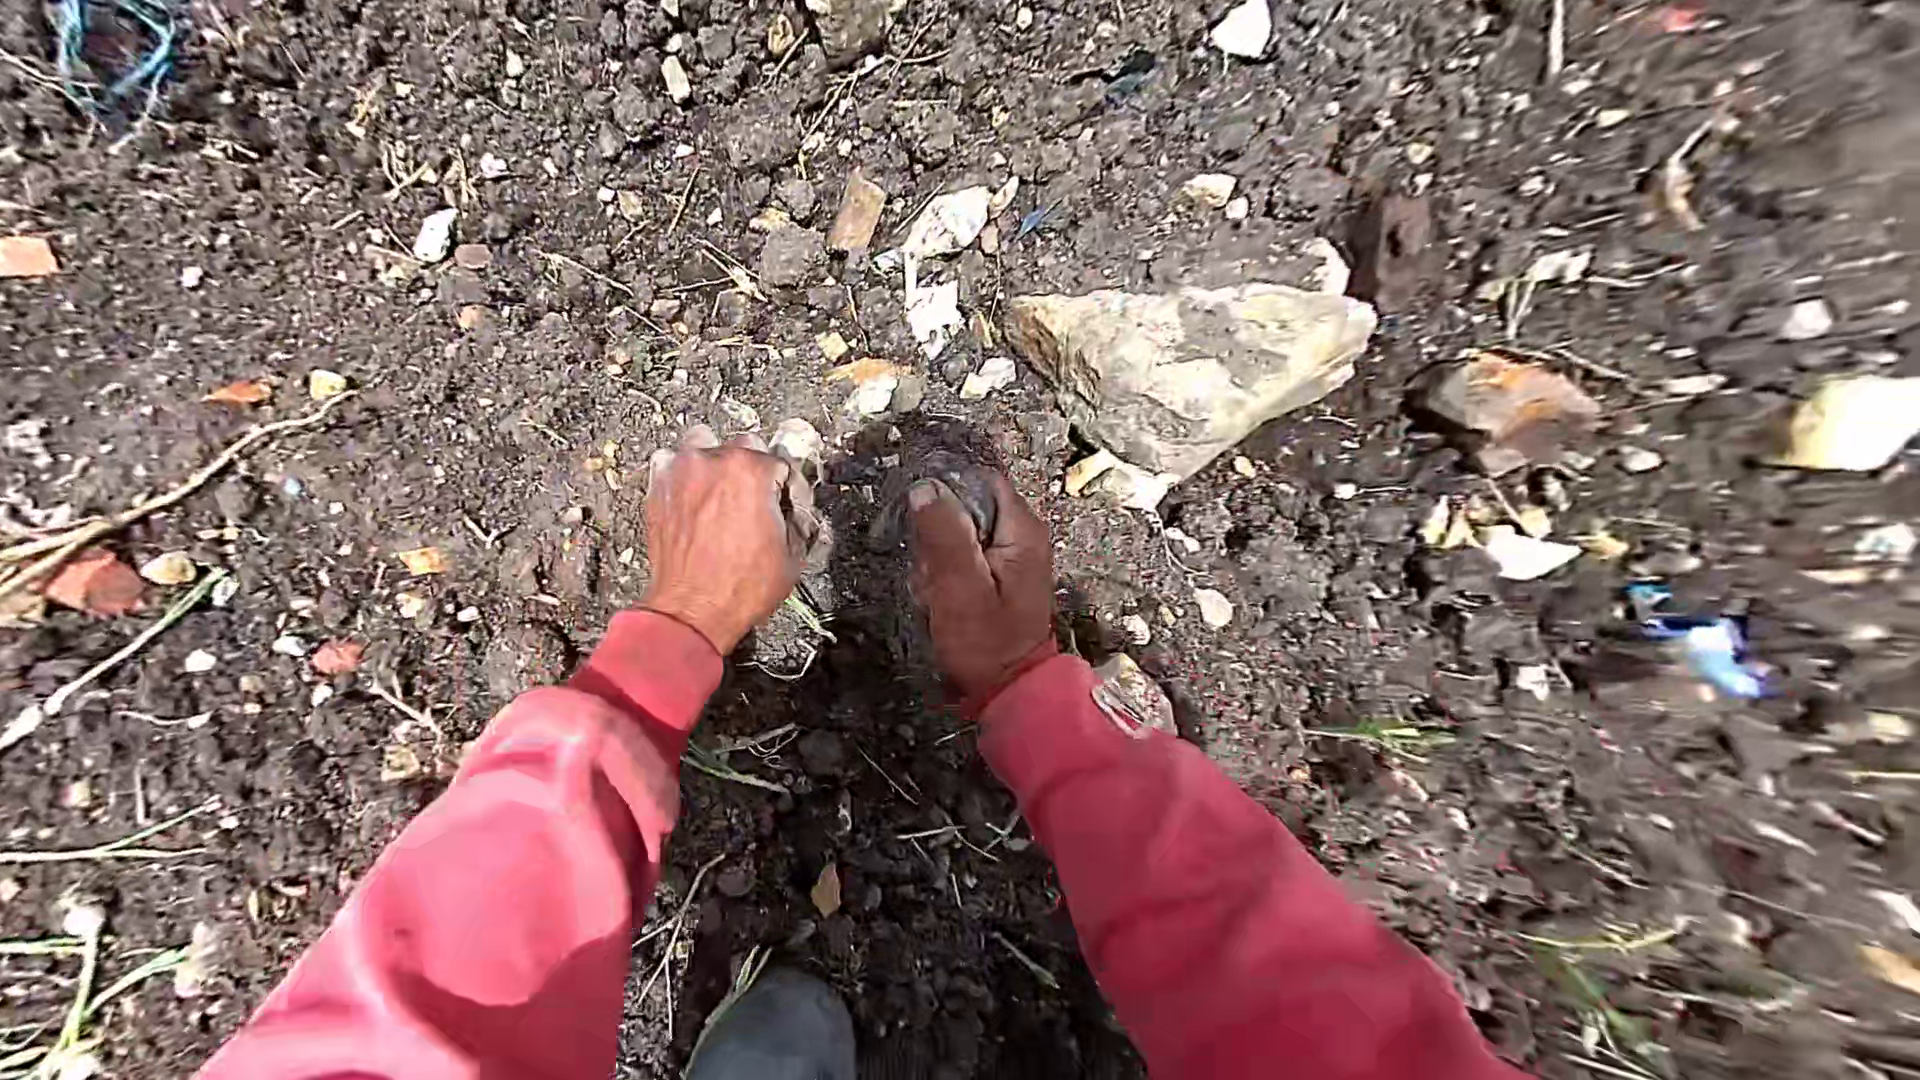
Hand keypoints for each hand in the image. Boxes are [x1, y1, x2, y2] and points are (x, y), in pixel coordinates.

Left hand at [643, 425, 804, 653]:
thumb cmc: (741, 586)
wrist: (694, 611)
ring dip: (716, 462)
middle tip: (757, 497)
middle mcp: (714, 462)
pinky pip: (671, 464)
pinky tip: (695, 497)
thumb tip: (797, 511)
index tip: (788, 503)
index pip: (781, 462)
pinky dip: (684, 475)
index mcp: (752, 472)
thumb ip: (798, 520)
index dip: (789, 486)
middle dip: (754, 468)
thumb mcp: (792, 554)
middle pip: (744, 445)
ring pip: (703, 443)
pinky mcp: (658, 490)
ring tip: (723, 491)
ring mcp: (681, 473)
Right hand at [908, 470, 1056, 702]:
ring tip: (937, 592)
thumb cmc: (986, 643)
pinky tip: (941, 600)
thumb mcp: (960, 587)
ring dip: (937, 561)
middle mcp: (1020, 535)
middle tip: (933, 574)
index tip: (925, 526)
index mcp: (1021, 530)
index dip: (946, 496)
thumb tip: (925, 488)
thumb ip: (944, 535)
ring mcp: (1009, 555)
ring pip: (957, 534)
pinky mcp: (996, 574)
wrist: (1007, 689)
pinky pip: (960, 558)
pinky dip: (944, 576)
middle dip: (938, 538)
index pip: (979, 482)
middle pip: (965, 508)